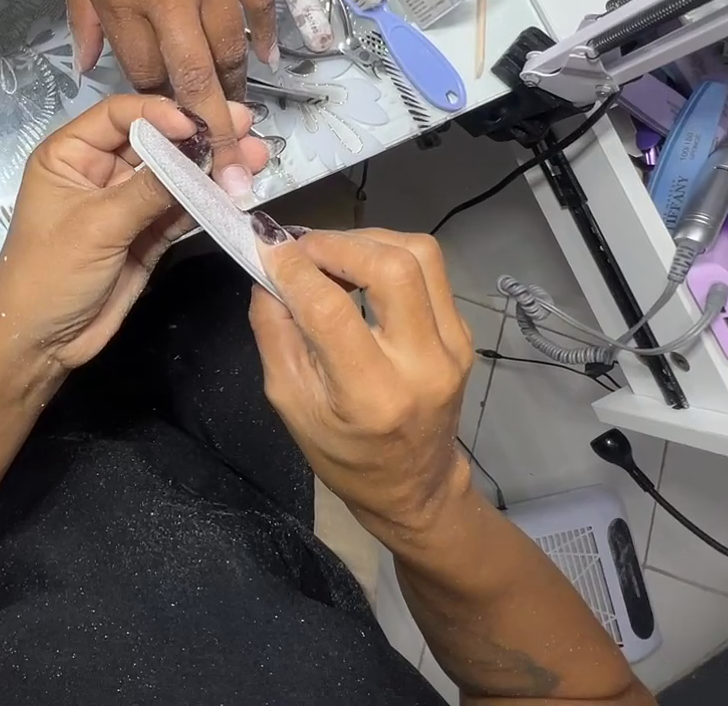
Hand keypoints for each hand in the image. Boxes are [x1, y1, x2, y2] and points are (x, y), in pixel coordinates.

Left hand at [0, 94, 267, 371]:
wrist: (41, 344)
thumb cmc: (51, 273)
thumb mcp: (97, 225)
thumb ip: (149, 188)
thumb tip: (198, 148)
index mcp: (70, 154)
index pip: (119, 115)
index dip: (159, 113)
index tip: (197, 124)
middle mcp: (99, 170)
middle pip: (154, 140)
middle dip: (198, 135)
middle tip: (243, 124)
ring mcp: (126, 202)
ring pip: (173, 174)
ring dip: (212, 166)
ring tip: (255, 155)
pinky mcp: (146, 233)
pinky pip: (180, 208)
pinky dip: (207, 200)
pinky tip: (238, 189)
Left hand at [61, 0, 275, 198]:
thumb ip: (84, 10)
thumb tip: (88, 65)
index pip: (141, 70)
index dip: (153, 103)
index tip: (162, 125)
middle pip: (194, 74)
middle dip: (208, 126)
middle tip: (221, 161)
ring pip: (231, 45)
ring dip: (233, 86)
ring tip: (236, 115)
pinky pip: (260, 3)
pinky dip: (264, 35)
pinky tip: (265, 59)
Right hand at [250, 229, 477, 544]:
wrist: (416, 487)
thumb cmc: (343, 454)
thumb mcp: (289, 401)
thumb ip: (273, 332)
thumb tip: (267, 273)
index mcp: (372, 395)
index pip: (331, 309)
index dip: (293, 268)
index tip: (265, 246)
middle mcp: (422, 365)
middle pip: (391, 266)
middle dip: (334, 243)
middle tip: (299, 248)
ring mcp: (452, 346)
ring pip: (418, 254)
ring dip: (364, 240)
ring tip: (328, 254)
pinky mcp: (462, 332)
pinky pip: (428, 268)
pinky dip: (384, 254)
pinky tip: (356, 268)